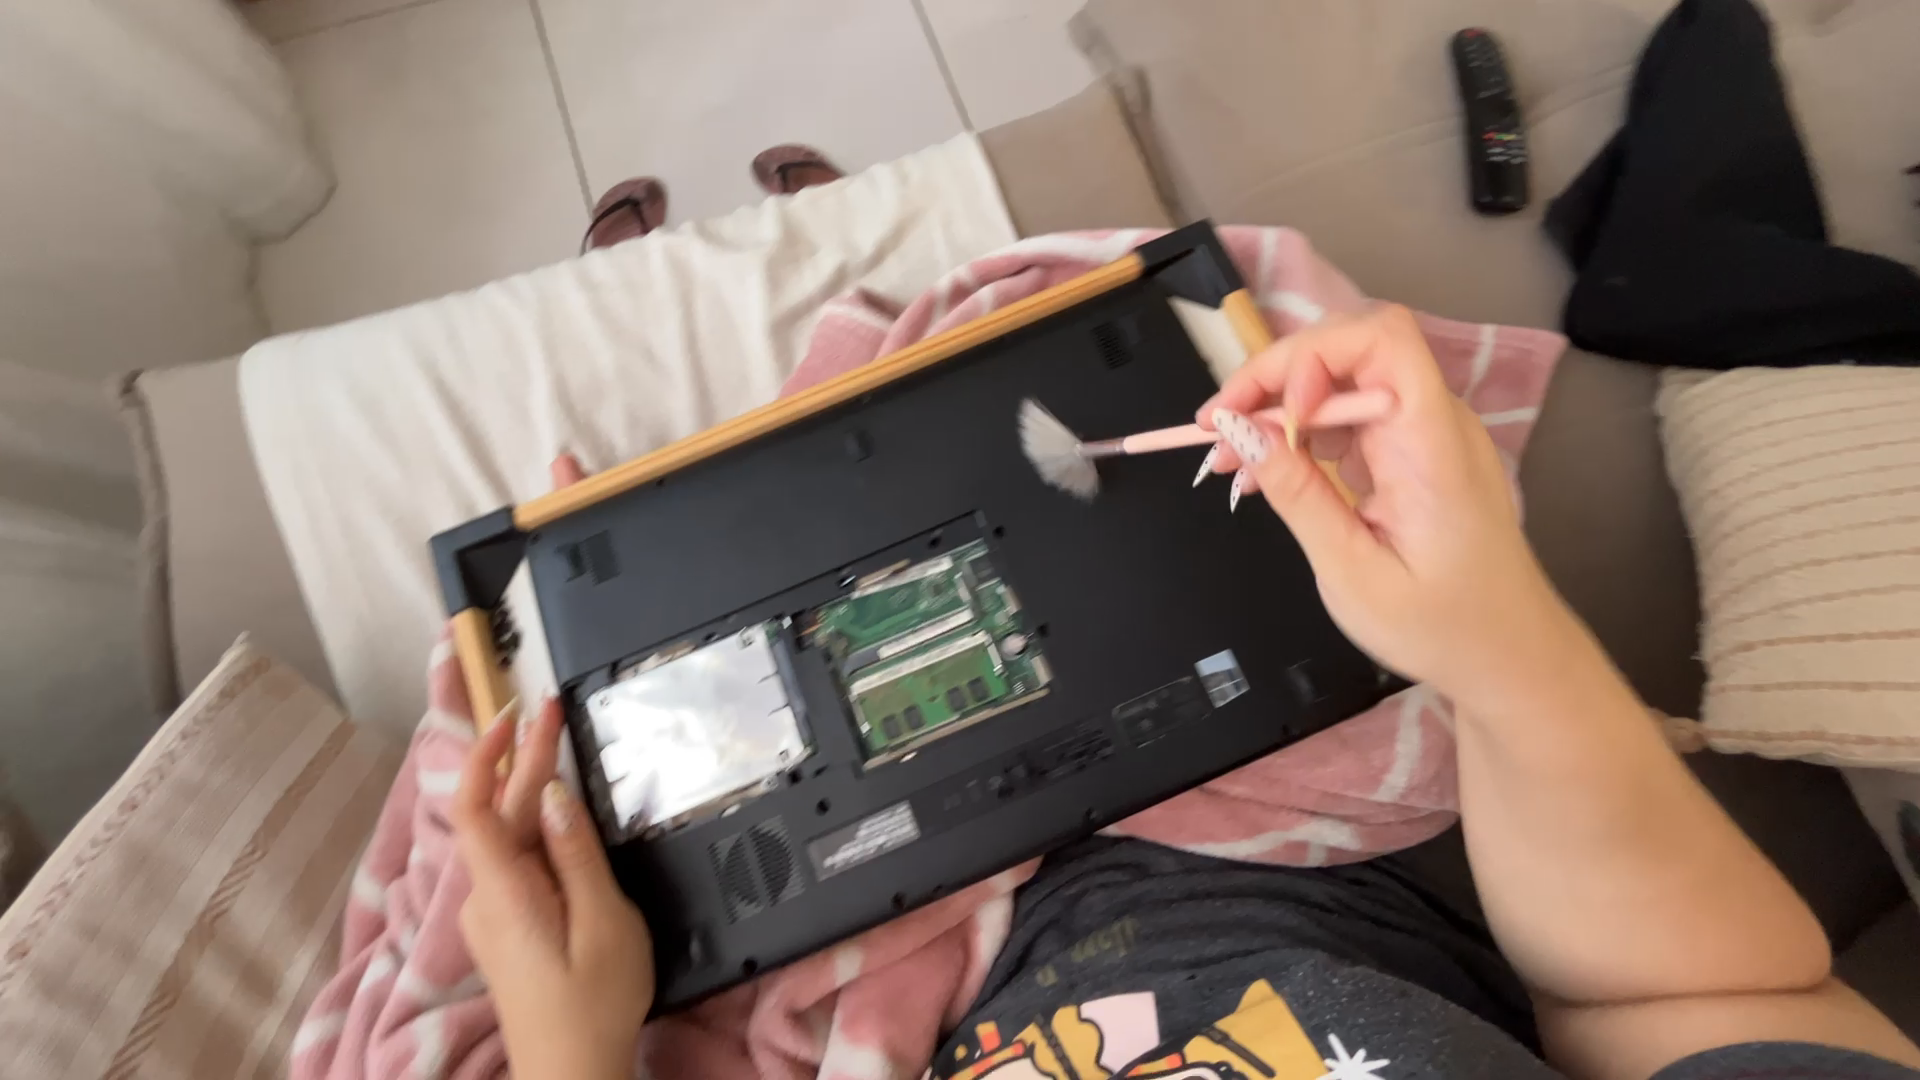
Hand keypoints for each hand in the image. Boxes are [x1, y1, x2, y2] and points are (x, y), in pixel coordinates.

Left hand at [453, 697, 654, 1079]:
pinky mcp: (508, 922)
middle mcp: (487, 897)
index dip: (488, 756)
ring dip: (531, 786)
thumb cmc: (594, 999)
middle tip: (552, 709)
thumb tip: (553, 793)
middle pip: (499, 814)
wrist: (571, 1074)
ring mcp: (494, 912)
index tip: (513, 715)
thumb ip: (576, 854)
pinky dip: (535, 819)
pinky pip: (518, 857)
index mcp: (506, 893)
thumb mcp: (602, 920)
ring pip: (510, 834)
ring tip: (556, 742)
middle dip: (524, 757)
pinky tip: (555, 805)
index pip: (477, 809)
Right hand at [1198, 305, 1579, 699]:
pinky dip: (1293, 440)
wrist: (1504, 654)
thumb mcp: (1351, 568)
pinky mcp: (1403, 454)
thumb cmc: (1437, 625)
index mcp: (1431, 444)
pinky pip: (1340, 423)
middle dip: (1271, 383)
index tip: (1254, 414)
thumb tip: (1238, 432)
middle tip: (1214, 434)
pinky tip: (1261, 476)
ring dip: (1273, 413)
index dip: (1307, 357)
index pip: (1378, 341)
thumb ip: (1297, 494)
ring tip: (1226, 464)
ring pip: (1335, 386)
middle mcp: (1430, 422)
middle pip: (1347, 355)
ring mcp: (1418, 435)